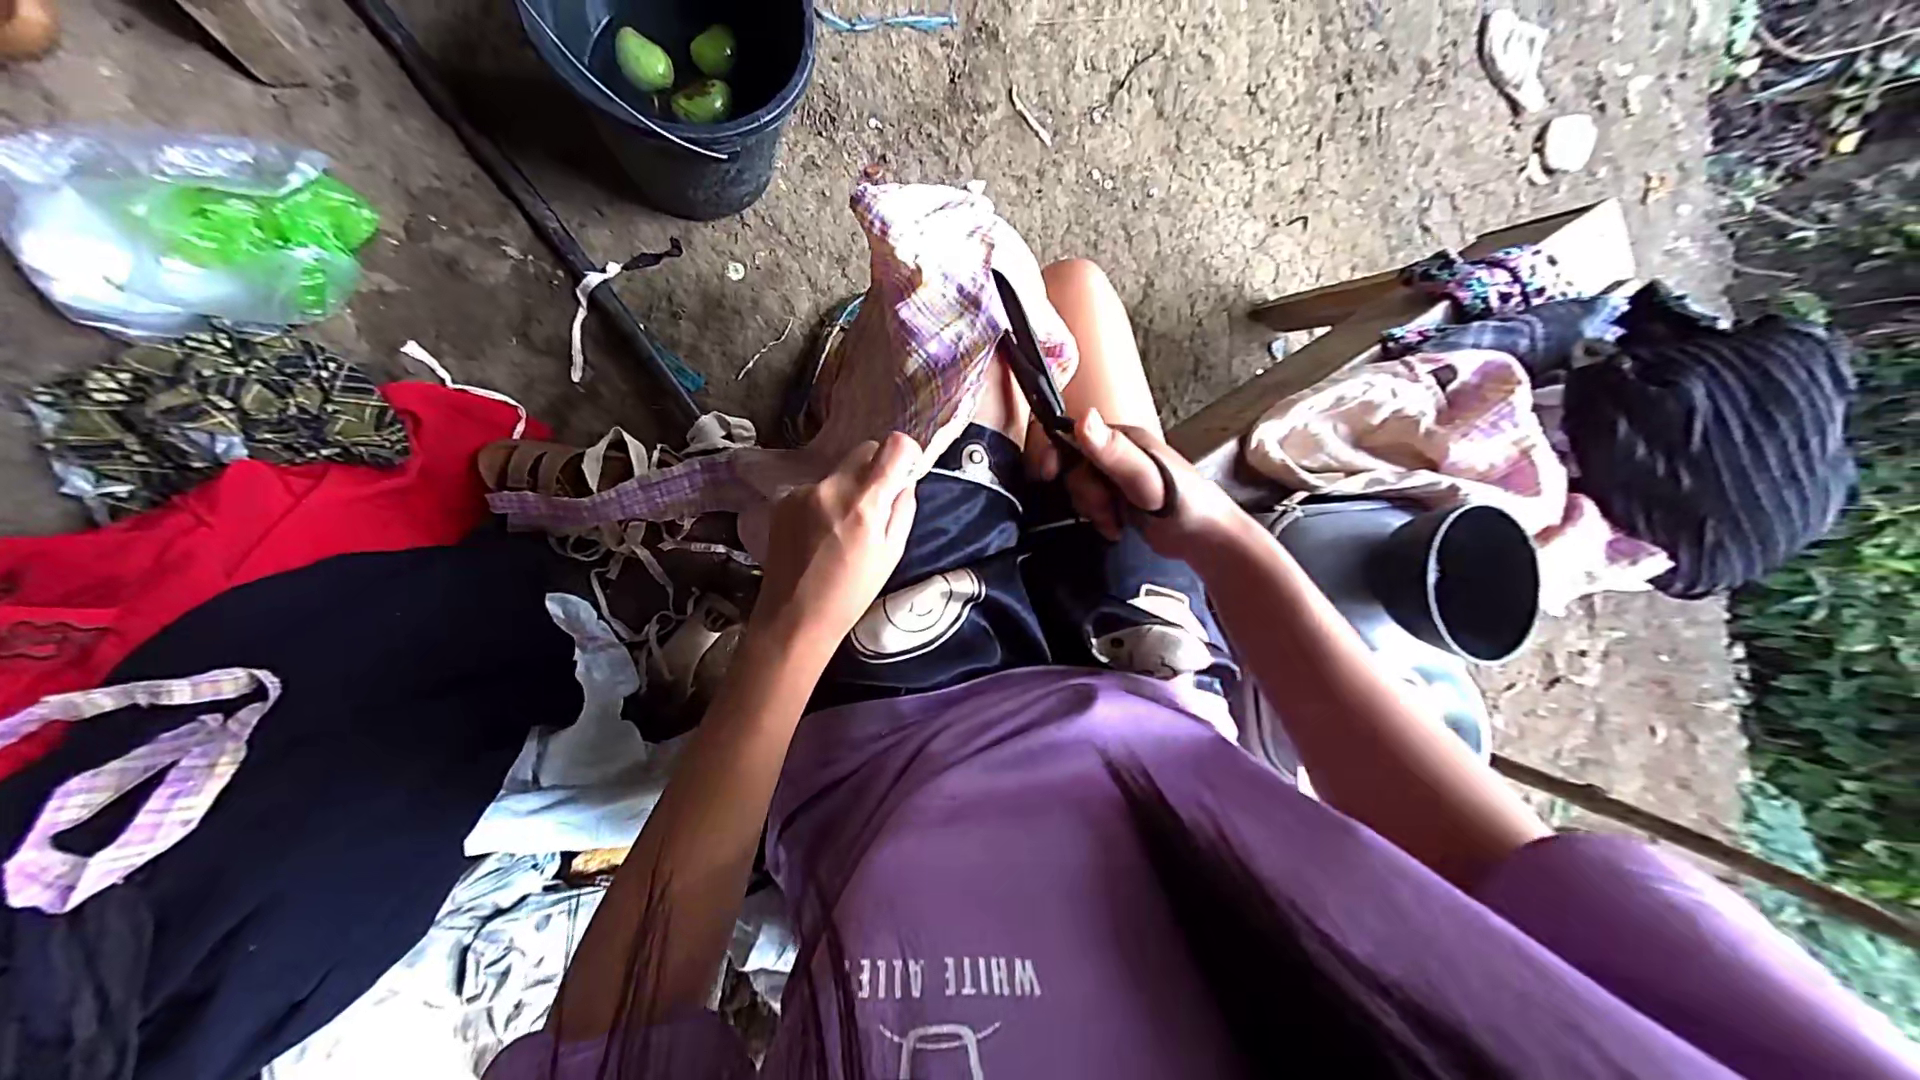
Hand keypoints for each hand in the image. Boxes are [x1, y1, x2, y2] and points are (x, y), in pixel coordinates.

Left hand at [754, 433, 920, 646]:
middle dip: (876, 468)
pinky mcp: (784, 500)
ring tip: (842, 528)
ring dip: (848, 488)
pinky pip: (815, 487)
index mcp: (864, 503)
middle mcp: (832, 488)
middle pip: (864, 450)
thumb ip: (902, 509)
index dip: (905, 453)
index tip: (905, 469)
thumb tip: (904, 481)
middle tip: (875, 503)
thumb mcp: (892, 553)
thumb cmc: (851, 592)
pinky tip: (819, 533)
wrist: (793, 615)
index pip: (892, 445)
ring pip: (838, 471)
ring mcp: (803, 492)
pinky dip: (824, 501)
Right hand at [1028, 408, 1244, 560]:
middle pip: (1074, 469)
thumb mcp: (1143, 477)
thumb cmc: (1181, 502)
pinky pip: (1091, 507)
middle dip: (1085, 494)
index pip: (1073, 436)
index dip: (1055, 453)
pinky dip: (1099, 520)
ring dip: (1093, 510)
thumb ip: (1112, 451)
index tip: (1048, 475)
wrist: (1204, 540)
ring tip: (1117, 521)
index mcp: (1123, 439)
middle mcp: (1118, 454)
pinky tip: (1117, 528)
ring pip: (1080, 491)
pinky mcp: (1118, 501)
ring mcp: (1117, 479)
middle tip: (1107, 509)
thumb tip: (1082, 417)